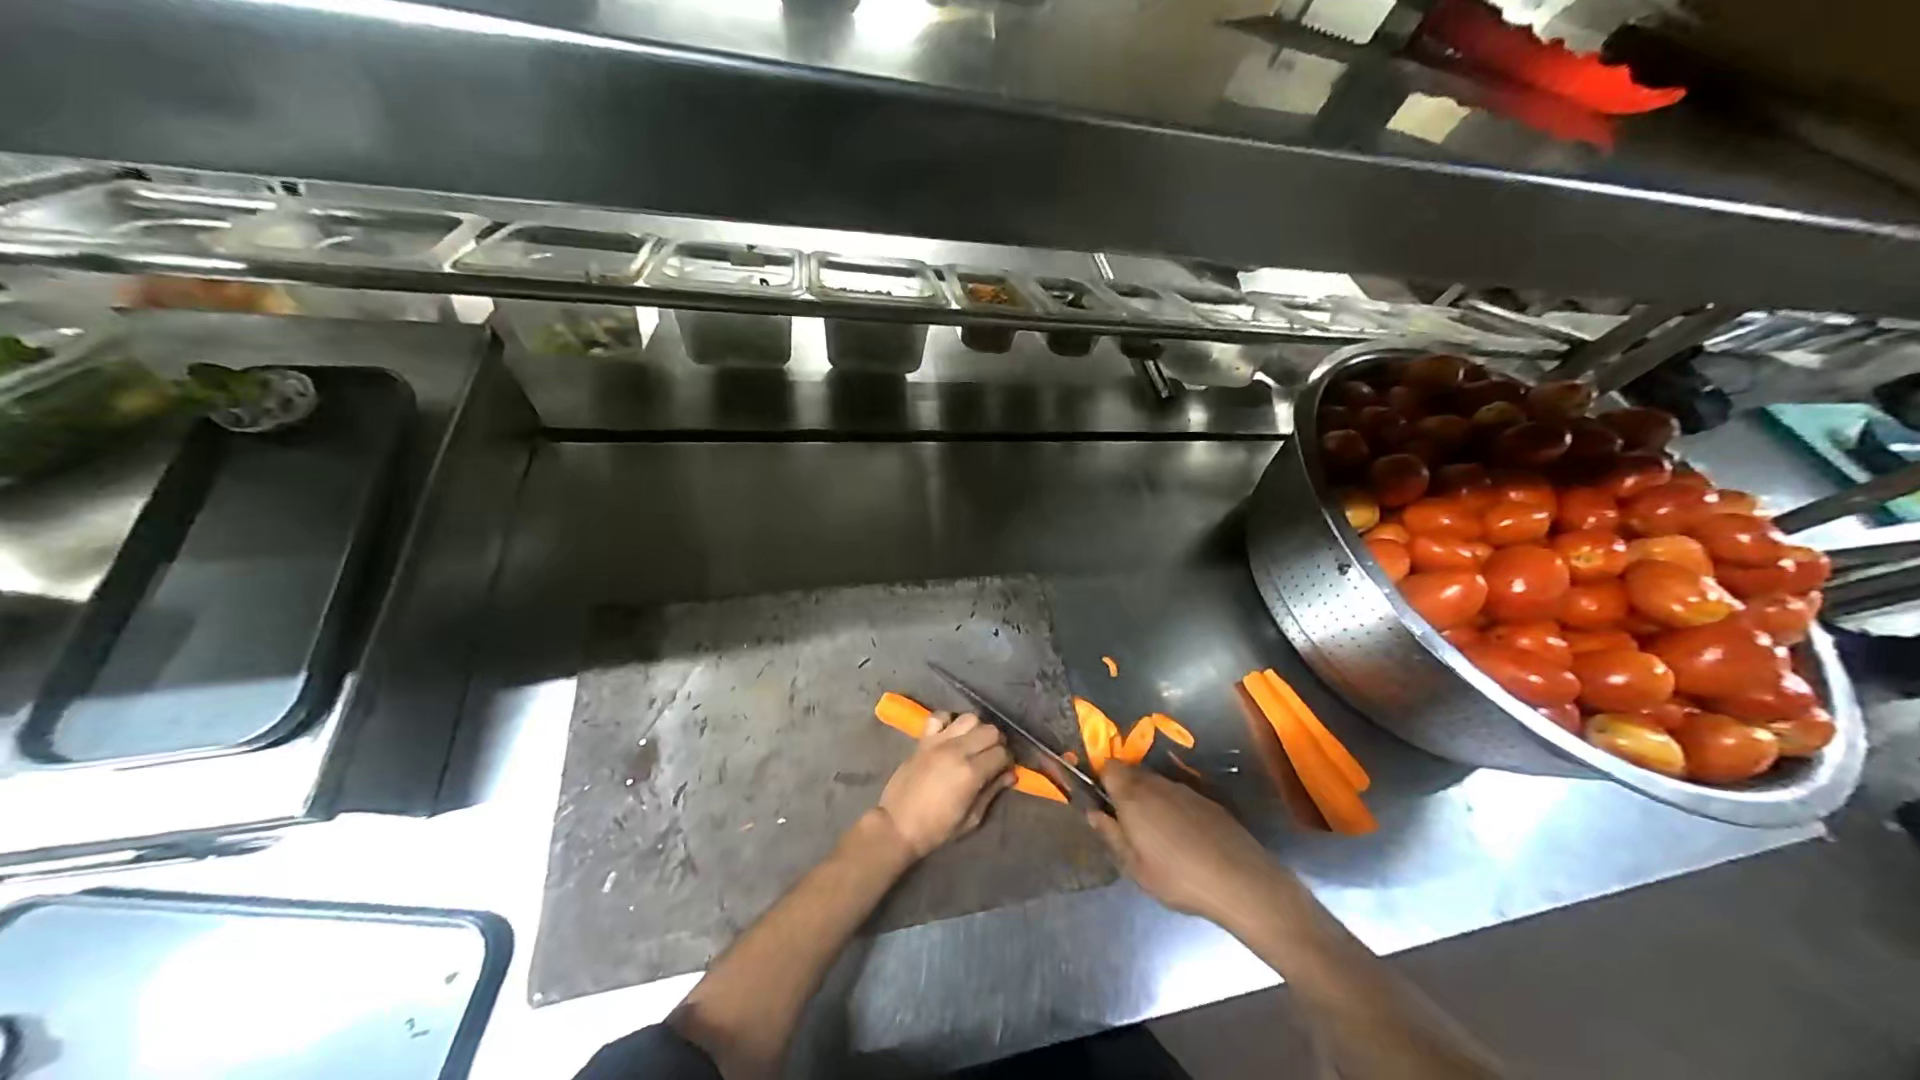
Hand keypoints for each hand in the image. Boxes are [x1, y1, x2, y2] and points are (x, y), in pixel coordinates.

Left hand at [876, 712, 1014, 858]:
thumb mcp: (972, 818)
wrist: (897, 825)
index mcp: (971, 772)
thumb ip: (992, 792)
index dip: (1007, 761)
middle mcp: (957, 750)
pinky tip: (950, 735)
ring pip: (969, 718)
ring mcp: (938, 742)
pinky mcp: (923, 740)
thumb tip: (1010, 775)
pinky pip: (939, 717)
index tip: (1003, 771)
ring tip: (972, 745)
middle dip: (996, 743)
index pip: (1002, 753)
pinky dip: (948, 721)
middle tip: (991, 758)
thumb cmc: (937, 829)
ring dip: (976, 730)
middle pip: (990, 731)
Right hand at [1087, 762, 1284, 921]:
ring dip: (1150, 798)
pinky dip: (1174, 808)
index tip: (1102, 802)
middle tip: (1126, 822)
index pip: (1109, 767)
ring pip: (1157, 784)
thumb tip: (1094, 813)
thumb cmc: (1178, 877)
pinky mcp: (1209, 802)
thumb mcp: (1134, 867)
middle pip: (1133, 773)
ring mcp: (1186, 790)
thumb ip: (1111, 835)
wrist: (1241, 881)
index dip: (1102, 780)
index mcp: (1133, 796)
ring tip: (1155, 833)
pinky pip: (1180, 796)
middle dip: (1124, 789)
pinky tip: (1183, 837)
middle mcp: (1158, 784)